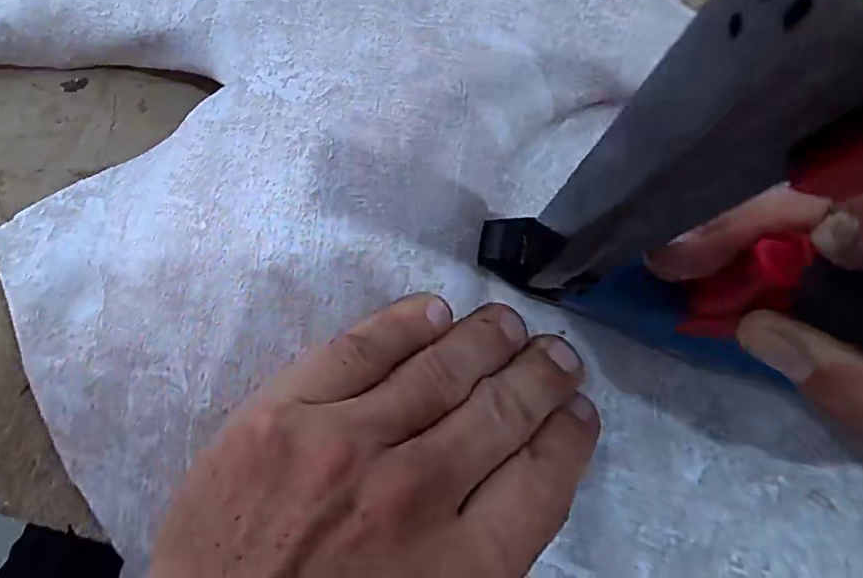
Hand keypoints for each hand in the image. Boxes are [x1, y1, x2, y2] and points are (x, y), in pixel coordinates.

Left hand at [147, 295, 599, 577]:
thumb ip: (480, 558)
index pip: (540, 478)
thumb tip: (523, 476)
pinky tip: (435, 310)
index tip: (580, 408)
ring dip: (487, 338)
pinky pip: (361, 346)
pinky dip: (406, 322)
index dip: (568, 435)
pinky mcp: (282, 412)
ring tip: (510, 324)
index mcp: (455, 573)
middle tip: (559, 353)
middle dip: (540, 376)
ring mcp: (342, 443)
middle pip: (500, 410)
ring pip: (441, 366)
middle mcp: (410, 495)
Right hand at [648, 181, 862, 577]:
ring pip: (830, 208)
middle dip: (761, 218)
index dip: (862, 205)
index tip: (813, 250)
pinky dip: (771, 256)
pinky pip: (830, 243)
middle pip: (855, 188)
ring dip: (752, 234)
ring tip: (685, 255)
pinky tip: (728, 269)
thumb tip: (757, 331)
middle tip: (678, 249)